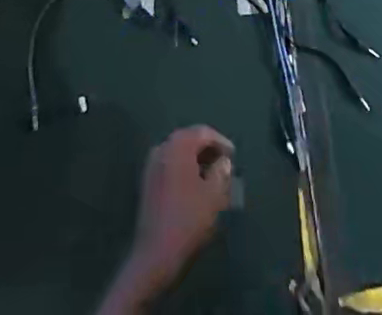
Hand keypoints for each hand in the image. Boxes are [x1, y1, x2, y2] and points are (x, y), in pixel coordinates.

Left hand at [98, 126, 234, 313]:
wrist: (157, 249)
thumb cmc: (189, 219)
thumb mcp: (214, 195)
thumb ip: (221, 172)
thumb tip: (223, 160)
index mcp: (178, 146)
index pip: (202, 132)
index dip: (220, 141)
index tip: (233, 155)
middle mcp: (162, 147)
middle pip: (188, 138)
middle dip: (208, 148)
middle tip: (225, 163)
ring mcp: (152, 163)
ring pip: (178, 151)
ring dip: (196, 158)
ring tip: (213, 174)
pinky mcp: (148, 179)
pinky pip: (170, 163)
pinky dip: (184, 166)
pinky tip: (195, 183)